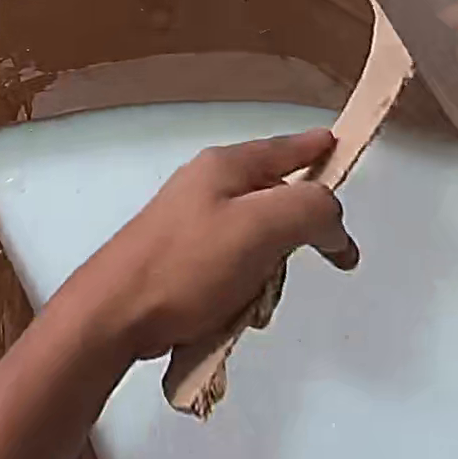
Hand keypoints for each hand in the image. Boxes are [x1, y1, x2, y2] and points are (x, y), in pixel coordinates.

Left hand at [54, 129, 358, 361]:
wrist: (117, 311)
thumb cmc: (189, 263)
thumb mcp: (260, 228)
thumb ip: (308, 209)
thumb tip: (331, 216)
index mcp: (224, 166)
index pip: (283, 148)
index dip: (317, 148)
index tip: (340, 147)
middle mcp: (207, 185)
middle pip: (275, 198)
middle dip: (296, 233)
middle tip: (324, 258)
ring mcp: (192, 219)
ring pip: (257, 238)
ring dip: (268, 270)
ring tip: (254, 298)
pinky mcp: (183, 254)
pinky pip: (233, 264)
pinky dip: (243, 286)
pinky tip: (234, 311)